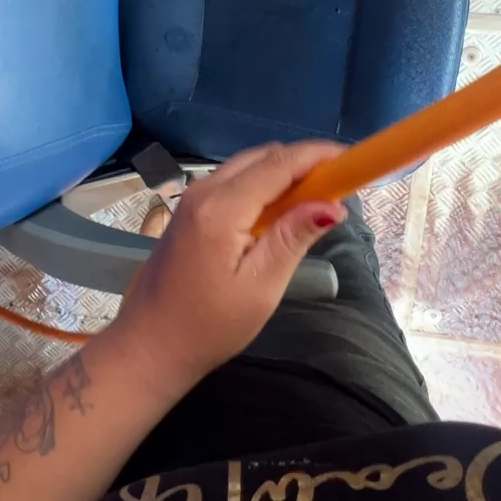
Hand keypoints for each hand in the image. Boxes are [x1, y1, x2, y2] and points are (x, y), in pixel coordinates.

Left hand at [102, 141, 348, 388]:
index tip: (351, 158)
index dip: (318, 155)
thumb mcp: (260, 288)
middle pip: (263, 157)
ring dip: (283, 172)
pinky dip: (263, 183)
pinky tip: (281, 208)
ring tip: (317, 196)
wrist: (148, 346)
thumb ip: (293, 238)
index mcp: (222, 208)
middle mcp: (205, 190)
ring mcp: (193, 196)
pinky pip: (234, 179)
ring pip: (248, 165)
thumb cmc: (208, 327)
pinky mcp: (190, 207)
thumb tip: (333, 205)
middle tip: (339, 184)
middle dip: (303, 162)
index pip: (279, 164)